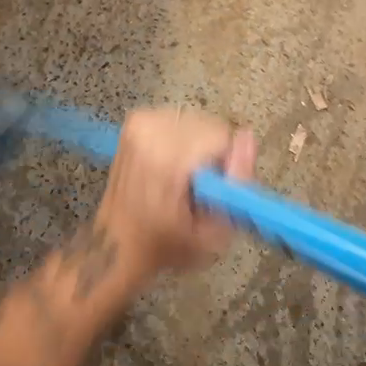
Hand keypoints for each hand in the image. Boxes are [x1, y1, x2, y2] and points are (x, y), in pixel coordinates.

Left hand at [94, 109, 257, 276]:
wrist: (117, 242)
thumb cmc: (166, 245)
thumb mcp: (214, 234)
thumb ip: (238, 185)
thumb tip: (248, 138)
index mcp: (166, 158)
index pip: (221, 135)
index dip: (228, 164)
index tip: (216, 190)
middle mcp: (150, 131)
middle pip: (208, 125)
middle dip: (213, 153)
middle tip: (200, 188)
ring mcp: (139, 122)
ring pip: (195, 121)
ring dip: (197, 146)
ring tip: (183, 179)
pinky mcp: (135, 120)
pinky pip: (177, 120)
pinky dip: (181, 140)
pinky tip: (170, 167)